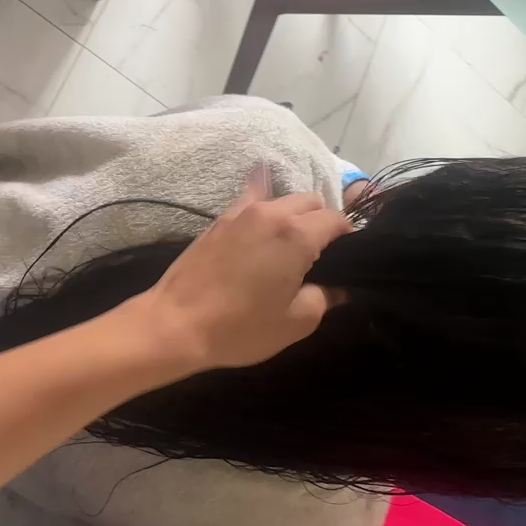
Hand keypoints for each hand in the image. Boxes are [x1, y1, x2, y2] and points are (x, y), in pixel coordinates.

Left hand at [126, 170, 351, 374]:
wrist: (176, 324)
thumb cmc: (240, 327)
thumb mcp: (297, 321)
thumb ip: (326, 296)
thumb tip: (340, 287)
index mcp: (296, 234)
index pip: (337, 220)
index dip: (348, 238)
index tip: (346, 261)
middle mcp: (270, 213)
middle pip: (311, 202)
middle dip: (322, 222)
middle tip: (320, 256)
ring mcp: (240, 212)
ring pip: (281, 199)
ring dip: (293, 215)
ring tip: (290, 245)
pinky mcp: (218, 220)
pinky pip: (249, 198)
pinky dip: (262, 198)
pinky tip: (263, 204)